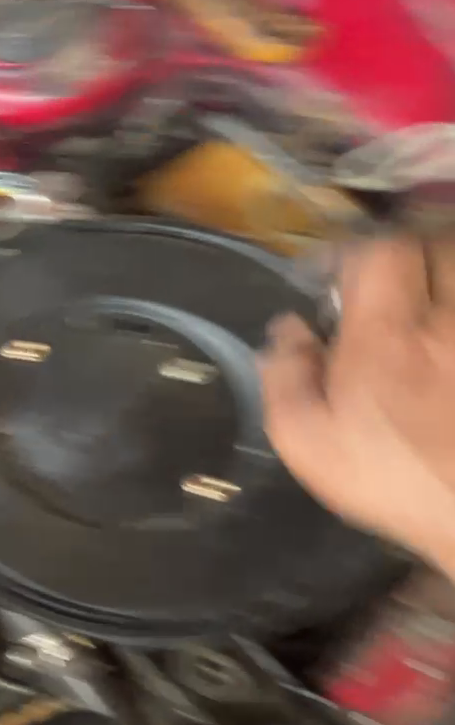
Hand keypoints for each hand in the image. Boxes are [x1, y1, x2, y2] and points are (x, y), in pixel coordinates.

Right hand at [260, 239, 454, 571]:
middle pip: (443, 247)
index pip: (380, 255)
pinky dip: (451, 309)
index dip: (351, 252)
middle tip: (377, 279)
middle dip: (407, 252)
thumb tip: (288, 329)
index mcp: (389, 338)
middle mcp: (453, 324)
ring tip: (416, 301)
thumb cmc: (386, 476)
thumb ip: (287, 374)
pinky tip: (439, 336)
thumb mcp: (302, 435)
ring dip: (442, 273)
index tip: (325, 276)